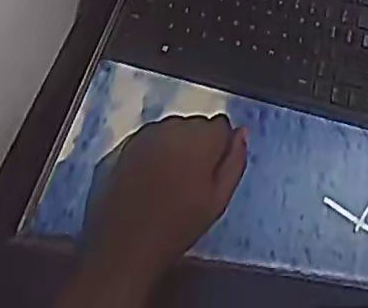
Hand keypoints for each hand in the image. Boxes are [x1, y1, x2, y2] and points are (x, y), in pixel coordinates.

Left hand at [64, 115, 247, 306]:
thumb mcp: (218, 200)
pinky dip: (156, 150)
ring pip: (174, 129)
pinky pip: (152, 137)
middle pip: (197, 125)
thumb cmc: (178, 225)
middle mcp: (175, 124)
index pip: (221, 125)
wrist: (125, 243)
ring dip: (177, 145)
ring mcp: (149, 131)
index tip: (212, 172)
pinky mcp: (128, 141)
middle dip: (198, 144)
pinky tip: (151, 178)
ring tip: (170, 182)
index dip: (219, 148)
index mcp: (201, 137)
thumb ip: (235, 161)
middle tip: (192, 181)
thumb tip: (241, 133)